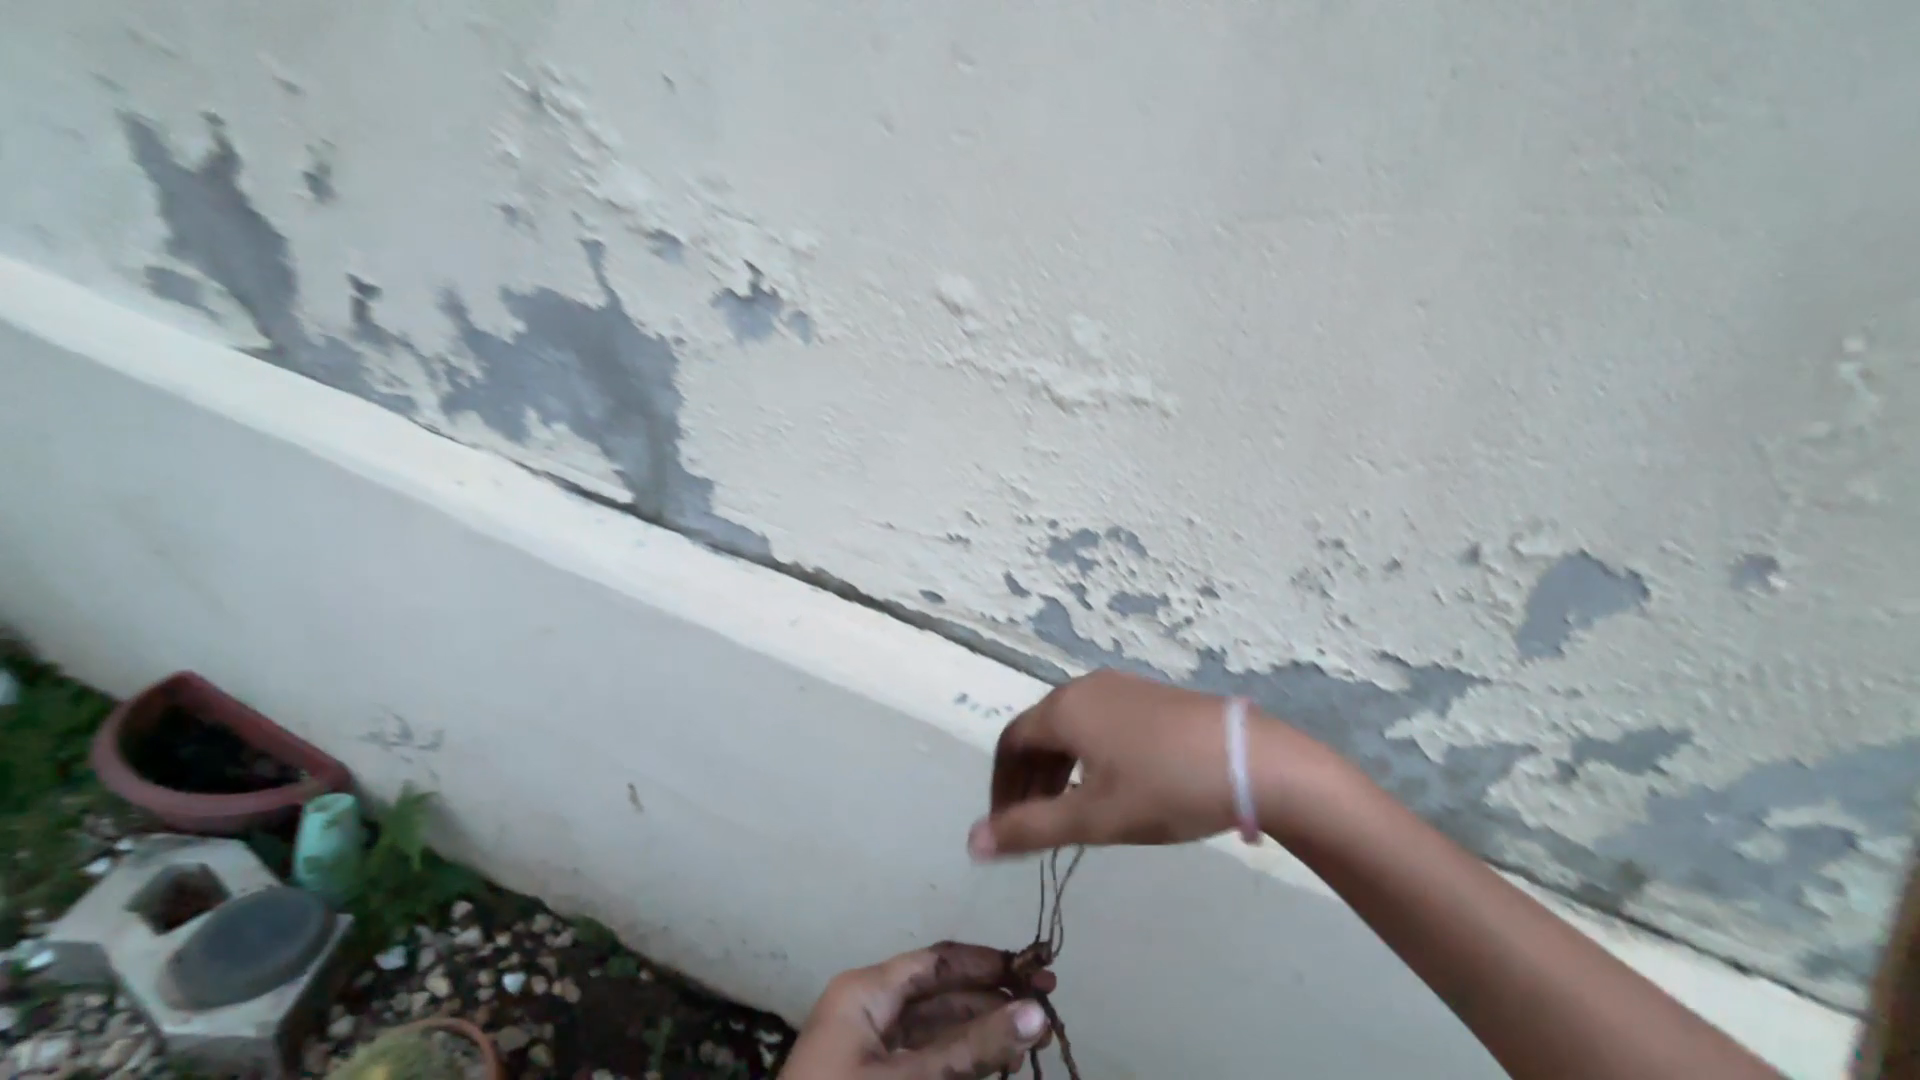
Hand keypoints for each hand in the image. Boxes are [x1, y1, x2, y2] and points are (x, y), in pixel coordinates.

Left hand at [779, 941, 1055, 1078]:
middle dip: (992, 1001)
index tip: (1038, 975)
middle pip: (939, 993)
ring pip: (934, 1030)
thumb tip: (1037, 1013)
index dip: (989, 965)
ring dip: (980, 1034)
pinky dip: (959, 1062)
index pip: (937, 962)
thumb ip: (973, 1049)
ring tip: (1031, 1042)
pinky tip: (996, 1067)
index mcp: (866, 992)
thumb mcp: (912, 1079)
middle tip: (1045, 1012)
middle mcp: (867, 1010)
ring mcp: (866, 1050)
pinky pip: (922, 1060)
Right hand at [968, 669, 1303, 857]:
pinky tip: (1111, 787)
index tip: (1005, 829)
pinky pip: (1101, 724)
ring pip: (1072, 729)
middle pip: (1039, 733)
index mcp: (1064, 708)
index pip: (1009, 744)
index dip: (1000, 788)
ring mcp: (1124, 689)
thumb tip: (972, 841)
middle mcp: (1086, 688)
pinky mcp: (1154, 698)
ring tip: (1070, 812)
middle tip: (1034, 827)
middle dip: (1029, 781)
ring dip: (1058, 771)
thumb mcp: (1093, 818)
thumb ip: (1029, 829)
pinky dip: (1088, 758)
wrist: (1254, 761)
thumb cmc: (1164, 788)